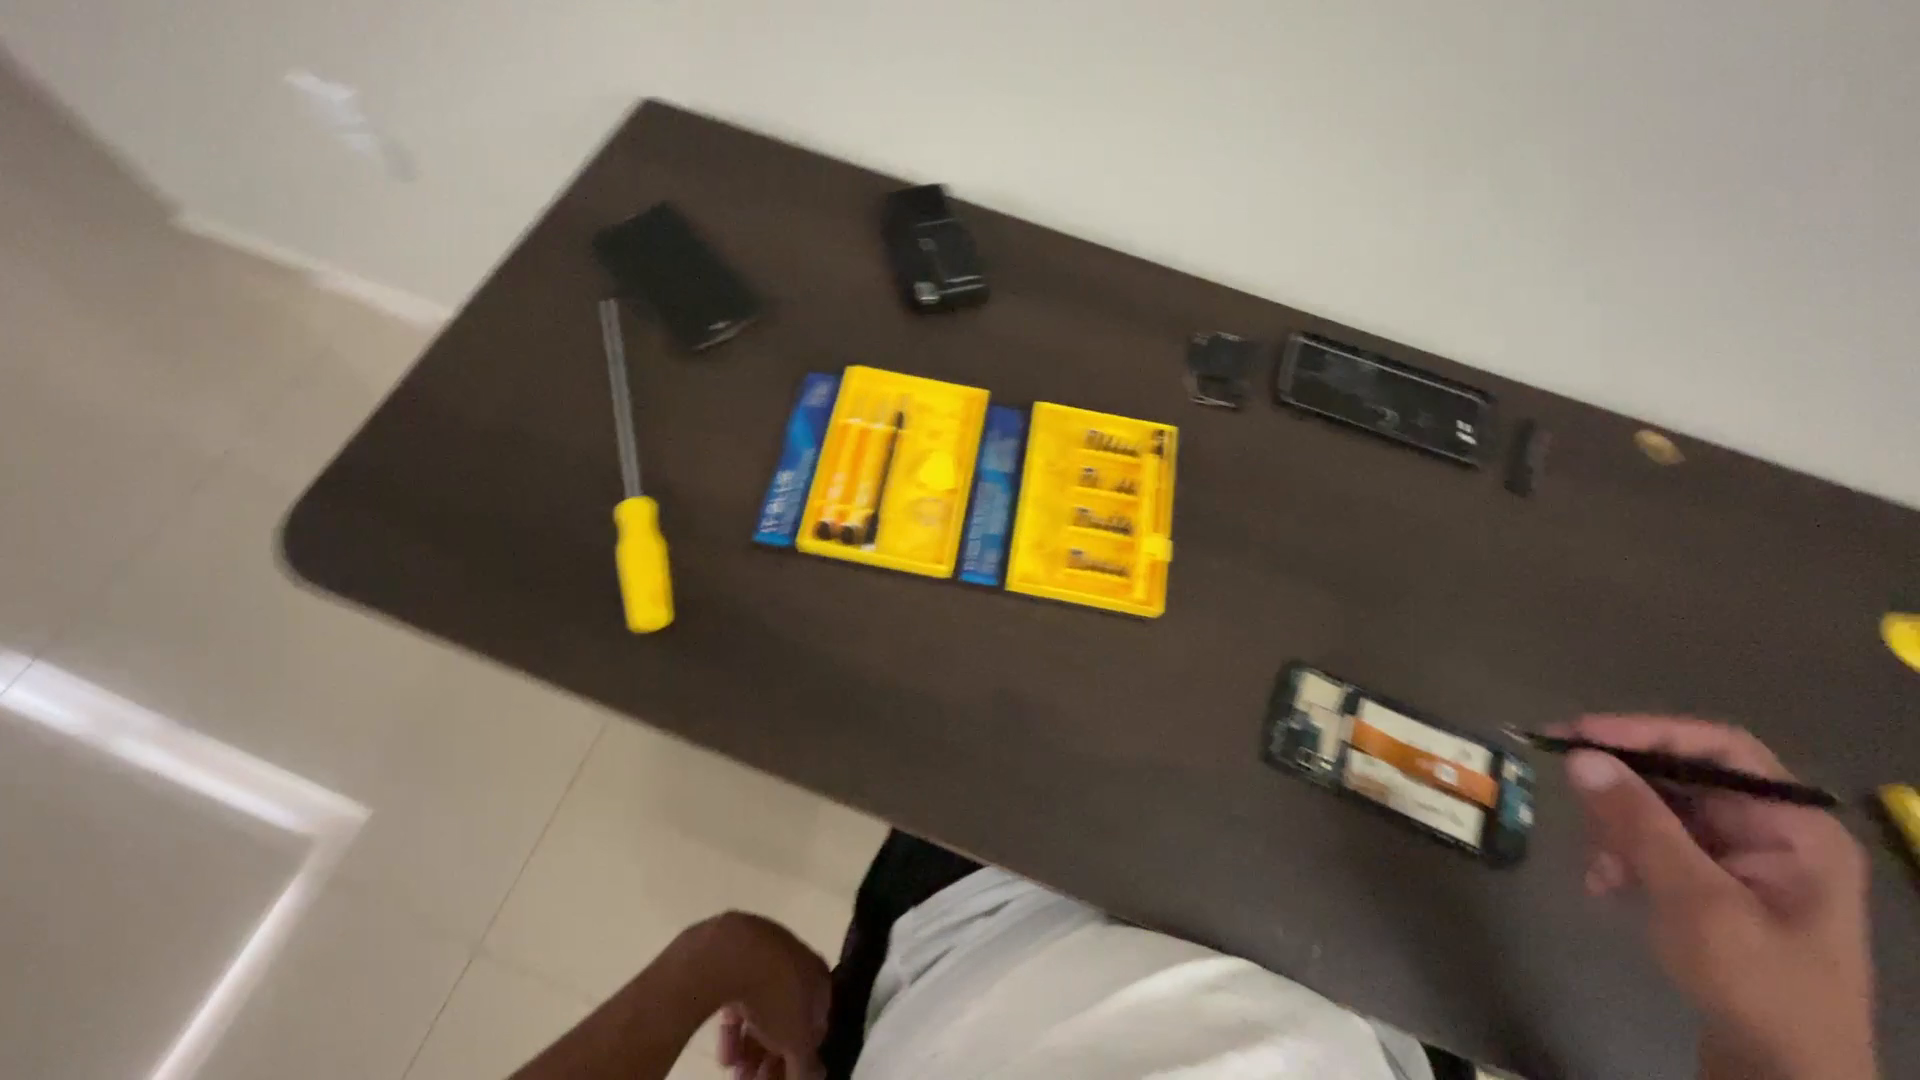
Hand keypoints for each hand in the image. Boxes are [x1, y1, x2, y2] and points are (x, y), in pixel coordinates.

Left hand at [683, 912, 829, 1079]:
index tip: (785, 1078)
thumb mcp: (796, 1039)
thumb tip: (814, 1078)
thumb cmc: (775, 994)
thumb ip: (806, 1064)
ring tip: (734, 1073)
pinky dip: (734, 1028)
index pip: (817, 1025)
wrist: (731, 952)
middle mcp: (797, 963)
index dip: (801, 1058)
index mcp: (819, 977)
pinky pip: (739, 998)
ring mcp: (764, 958)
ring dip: (750, 1049)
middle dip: (771, 1057)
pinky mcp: (734, 959)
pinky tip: (724, 1054)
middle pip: (786, 1019)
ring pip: (761, 1010)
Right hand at [1562, 716, 1875, 1079]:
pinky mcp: (1719, 884)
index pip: (1717, 747)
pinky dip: (1625, 856)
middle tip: (1571, 801)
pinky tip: (1605, 884)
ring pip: (1661, 811)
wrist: (1783, 1071)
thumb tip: (1581, 756)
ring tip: (1598, 867)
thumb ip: (1639, 823)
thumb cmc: (1756, 982)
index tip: (1576, 734)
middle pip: (1682, 778)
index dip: (1645, 731)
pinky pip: (1659, 844)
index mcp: (1793, 826)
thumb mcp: (1695, 900)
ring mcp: (1747, 859)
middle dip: (1623, 793)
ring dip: (1618, 831)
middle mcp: (1773, 831)